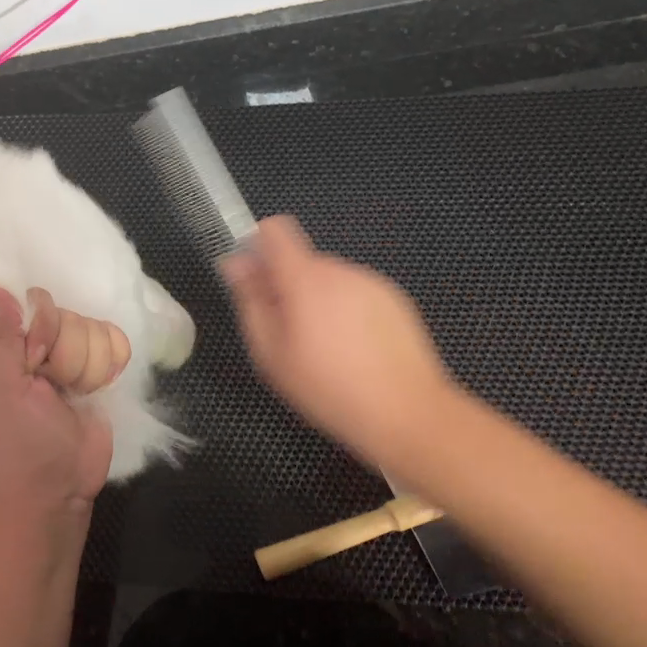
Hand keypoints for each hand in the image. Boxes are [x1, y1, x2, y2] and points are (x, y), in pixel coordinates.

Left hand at [0, 288, 113, 513]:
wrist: (58, 489)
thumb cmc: (21, 440)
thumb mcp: (4, 387)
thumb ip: (4, 337)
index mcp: (10, 351)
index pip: (32, 307)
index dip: (40, 325)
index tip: (37, 354)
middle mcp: (40, 351)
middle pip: (65, 317)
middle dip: (64, 351)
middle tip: (53, 384)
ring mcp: (70, 363)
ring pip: (89, 330)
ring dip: (85, 365)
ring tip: (74, 394)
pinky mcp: (97, 377)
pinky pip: (109, 347)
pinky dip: (105, 366)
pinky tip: (95, 388)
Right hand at [220, 216, 457, 465]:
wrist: (410, 415)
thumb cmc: (330, 388)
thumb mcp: (271, 354)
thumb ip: (250, 300)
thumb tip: (236, 263)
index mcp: (305, 278)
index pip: (275, 231)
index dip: (258, 247)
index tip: (257, 282)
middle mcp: (340, 270)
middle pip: (301, 260)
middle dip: (288, 287)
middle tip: (290, 334)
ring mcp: (372, 283)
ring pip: (328, 279)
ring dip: (318, 301)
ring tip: (327, 348)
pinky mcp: (396, 300)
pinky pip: (355, 293)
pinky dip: (346, 312)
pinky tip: (355, 351)